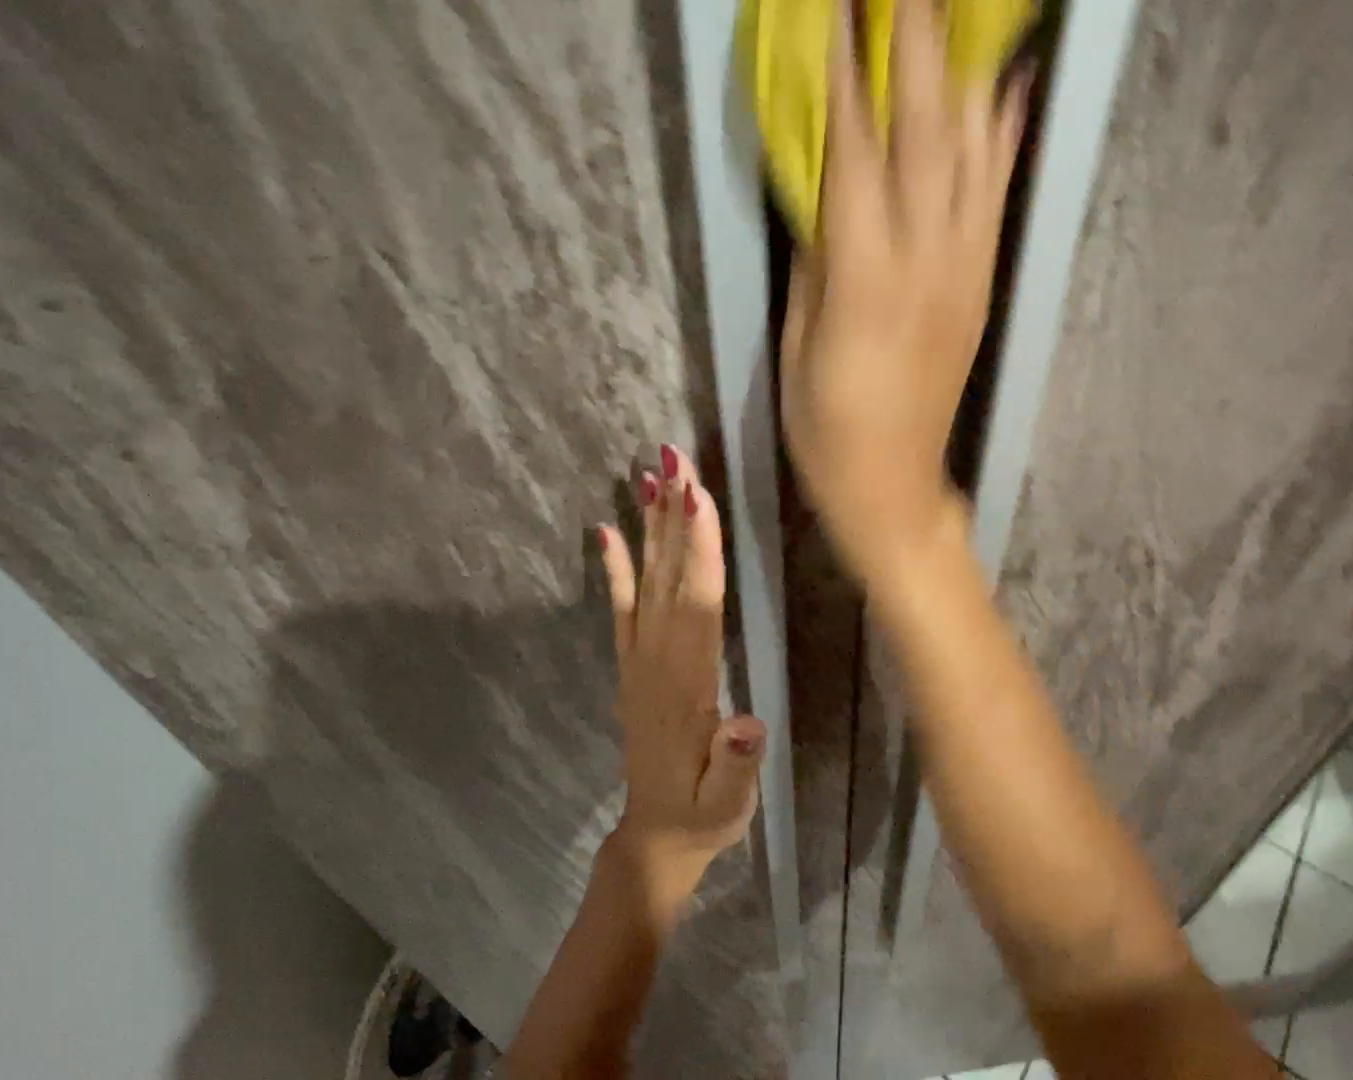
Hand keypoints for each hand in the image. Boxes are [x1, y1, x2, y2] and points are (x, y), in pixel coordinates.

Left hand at [596, 445, 765, 904]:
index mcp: (685, 689)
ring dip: (649, 527)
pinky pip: (620, 609)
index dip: (698, 553)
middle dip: (672, 517)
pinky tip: (608, 529)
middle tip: (673, 458)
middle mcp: (656, 665)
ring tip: (651, 474)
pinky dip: (616, 566)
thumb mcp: (728, 805)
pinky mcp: (633, 666)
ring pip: (645, 584)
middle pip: (666, 580)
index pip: (696, 609)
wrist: (656, 838)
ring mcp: (639, 663)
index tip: (698, 499)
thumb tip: (745, 724)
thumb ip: (735, 766)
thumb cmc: (704, 817)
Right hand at [780, 0, 1031, 581]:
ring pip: (973, 156)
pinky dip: (1004, 136)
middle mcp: (926, 265)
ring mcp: (965, 273)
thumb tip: (823, 186)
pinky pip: (998, 198)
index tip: (836, 15)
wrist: (894, 488)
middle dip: (914, 46)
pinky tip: (1008, 85)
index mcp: (865, 284)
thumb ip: (813, 260)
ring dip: (964, 73)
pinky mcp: (983, 286)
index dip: (845, 78)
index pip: (855, 157)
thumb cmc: (825, 430)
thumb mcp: (796, 347)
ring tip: (960, 15)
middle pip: (925, 136)